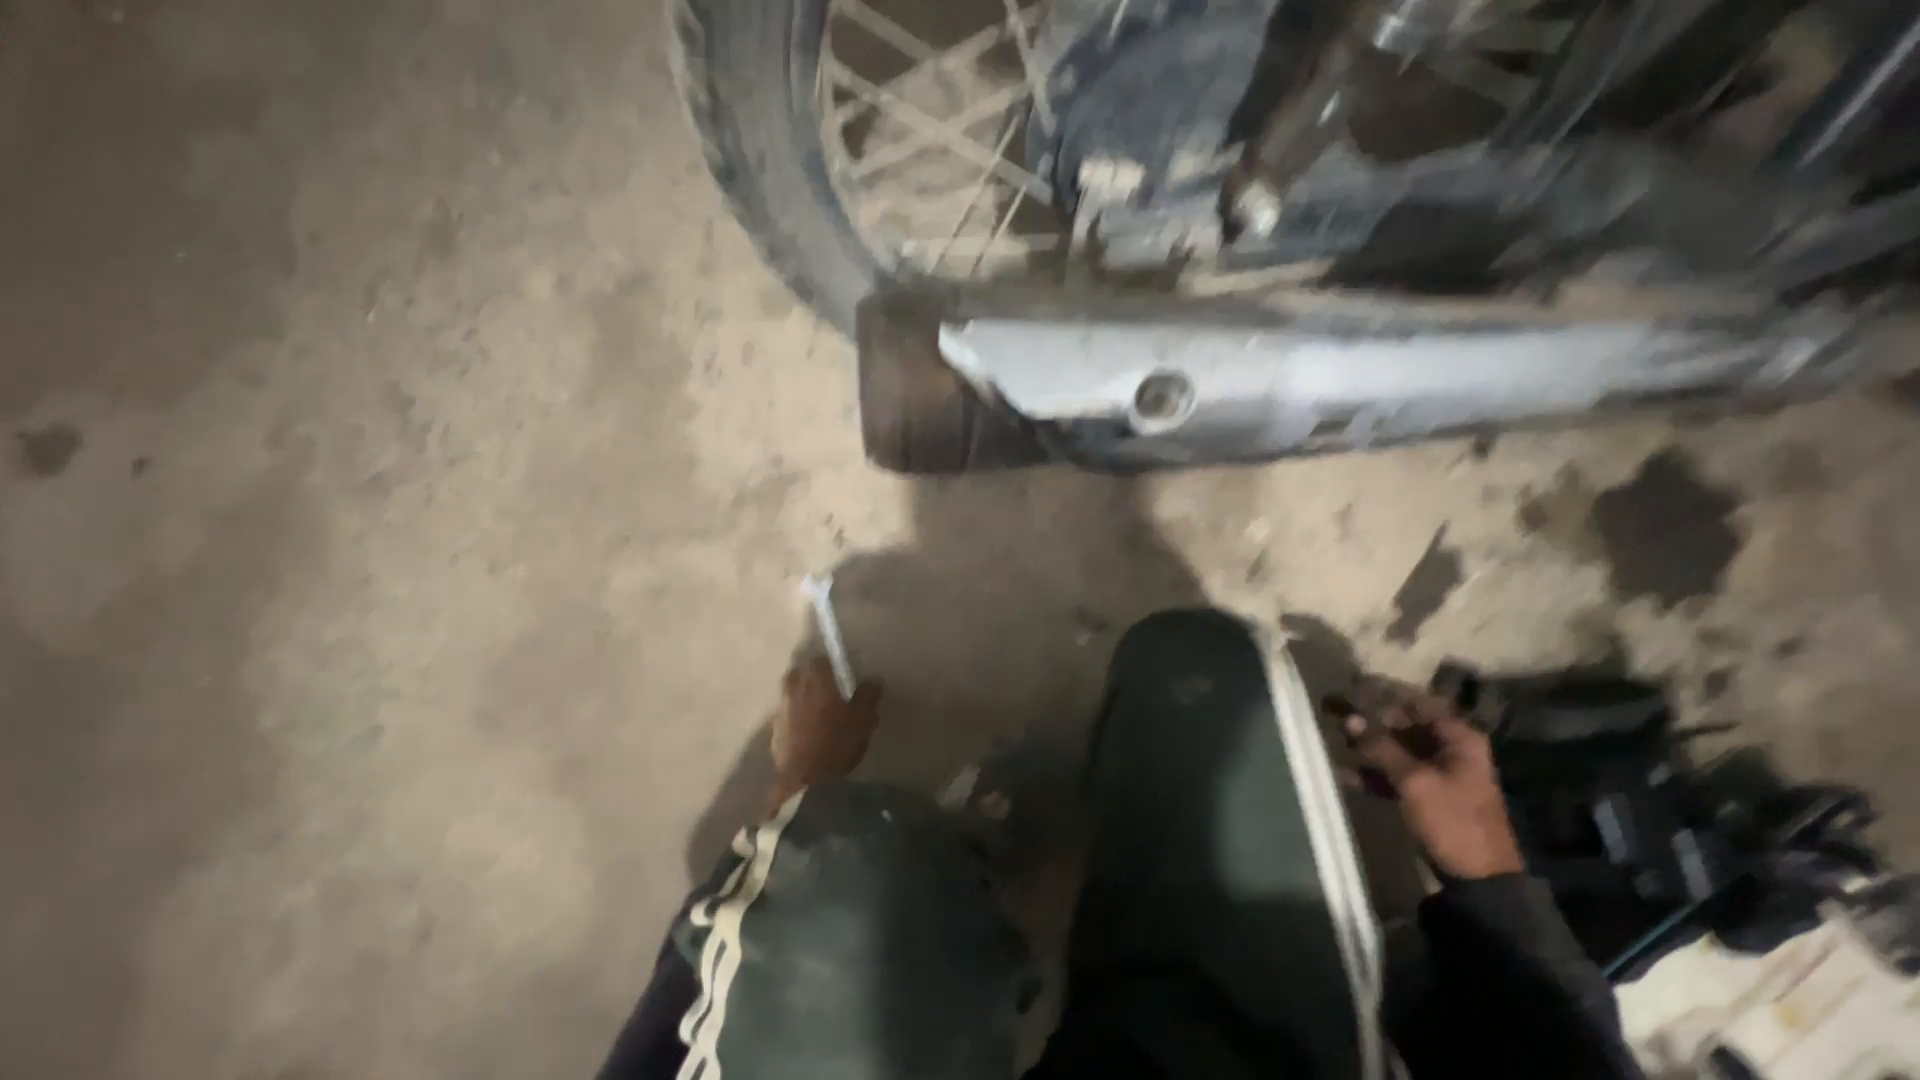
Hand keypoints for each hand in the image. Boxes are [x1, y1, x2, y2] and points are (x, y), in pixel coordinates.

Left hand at [766, 657, 881, 812]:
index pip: (818, 661)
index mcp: (816, 683)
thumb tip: (873, 680)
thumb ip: (868, 696)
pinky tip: (806, 735)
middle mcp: (794, 692)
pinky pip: (785, 719)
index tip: (839, 674)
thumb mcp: (863, 719)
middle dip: (808, 678)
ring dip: (799, 700)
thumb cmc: (837, 743)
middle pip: (797, 674)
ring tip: (816, 715)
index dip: (829, 665)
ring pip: (788, 697)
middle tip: (825, 690)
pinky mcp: (774, 736)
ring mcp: (780, 714)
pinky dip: (794, 721)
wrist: (806, 782)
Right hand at [1342, 696, 1523, 880]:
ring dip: (1368, 750)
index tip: (1351, 695)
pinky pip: (1395, 776)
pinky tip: (1344, 775)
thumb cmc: (1452, 820)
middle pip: (1405, 727)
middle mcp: (1450, 750)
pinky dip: (1373, 775)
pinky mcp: (1426, 795)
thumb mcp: (1415, 781)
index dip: (1385, 699)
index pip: (1418, 705)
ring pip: (1396, 751)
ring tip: (1334, 746)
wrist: (1478, 877)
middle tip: (1336, 722)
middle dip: (1370, 725)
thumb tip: (1350, 719)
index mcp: (1458, 739)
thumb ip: (1382, 748)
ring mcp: (1438, 774)